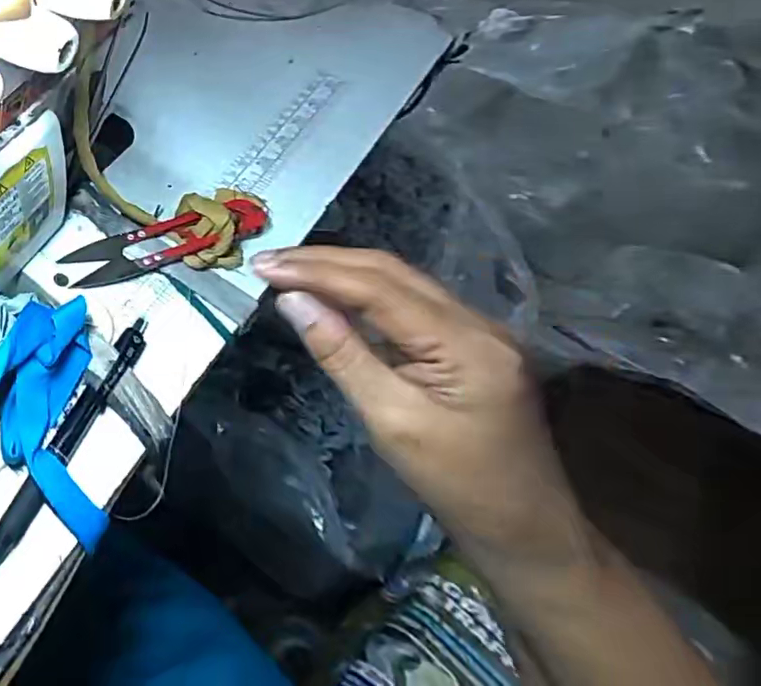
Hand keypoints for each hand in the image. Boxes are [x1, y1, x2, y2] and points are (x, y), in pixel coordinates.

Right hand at [249, 247, 588, 568]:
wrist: (525, 526)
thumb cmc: (455, 478)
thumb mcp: (387, 417)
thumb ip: (339, 352)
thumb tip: (290, 300)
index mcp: (466, 345)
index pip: (377, 289)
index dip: (314, 272)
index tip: (261, 267)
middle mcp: (478, 325)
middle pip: (389, 272)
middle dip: (321, 261)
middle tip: (265, 262)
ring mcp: (476, 331)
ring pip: (396, 278)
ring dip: (336, 268)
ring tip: (283, 268)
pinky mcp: (465, 341)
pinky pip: (403, 298)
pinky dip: (356, 287)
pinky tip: (323, 289)